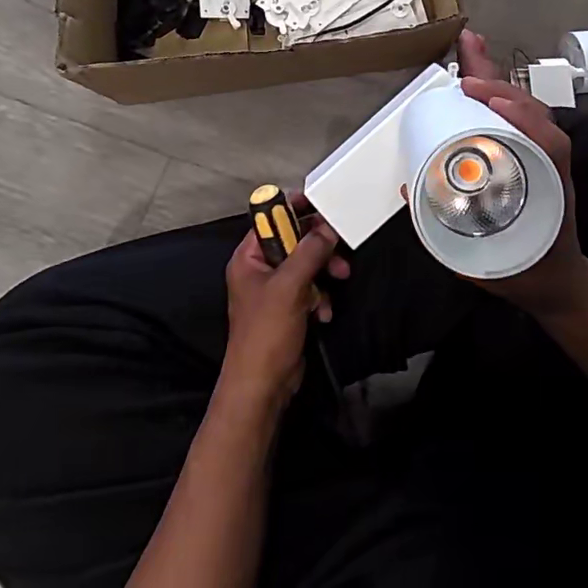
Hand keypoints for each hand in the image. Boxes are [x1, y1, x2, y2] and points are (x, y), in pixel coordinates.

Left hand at [219, 203, 348, 407]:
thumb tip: (327, 229)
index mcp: (248, 258)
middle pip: (293, 241)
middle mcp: (259, 269)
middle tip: (338, 246)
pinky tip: (324, 311)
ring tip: (338, 279)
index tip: (319, 201)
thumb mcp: (290, 286)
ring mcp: (274, 290)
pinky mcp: (288, 308)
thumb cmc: (266, 334)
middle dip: (318, 246)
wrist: (263, 386)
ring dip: (323, 272)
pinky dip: (320, 296)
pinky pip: (310, 288)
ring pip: (306, 264)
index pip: (270, 220)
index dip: (293, 208)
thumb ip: (309, 252)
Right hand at [453, 30, 587, 319]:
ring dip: (498, 80)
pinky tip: (481, 86)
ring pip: (527, 109)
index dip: (518, 114)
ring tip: (472, 53)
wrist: (559, 284)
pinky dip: (500, 98)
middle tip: (469, 46)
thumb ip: (445, 230)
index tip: (484, 95)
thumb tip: (411, 185)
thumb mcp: (483, 261)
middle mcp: (550, 166)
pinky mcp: (535, 159)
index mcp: (548, 189)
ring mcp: (545, 160)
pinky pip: (520, 121)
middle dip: (497, 77)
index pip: (544, 141)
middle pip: (531, 110)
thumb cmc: (526, 274)